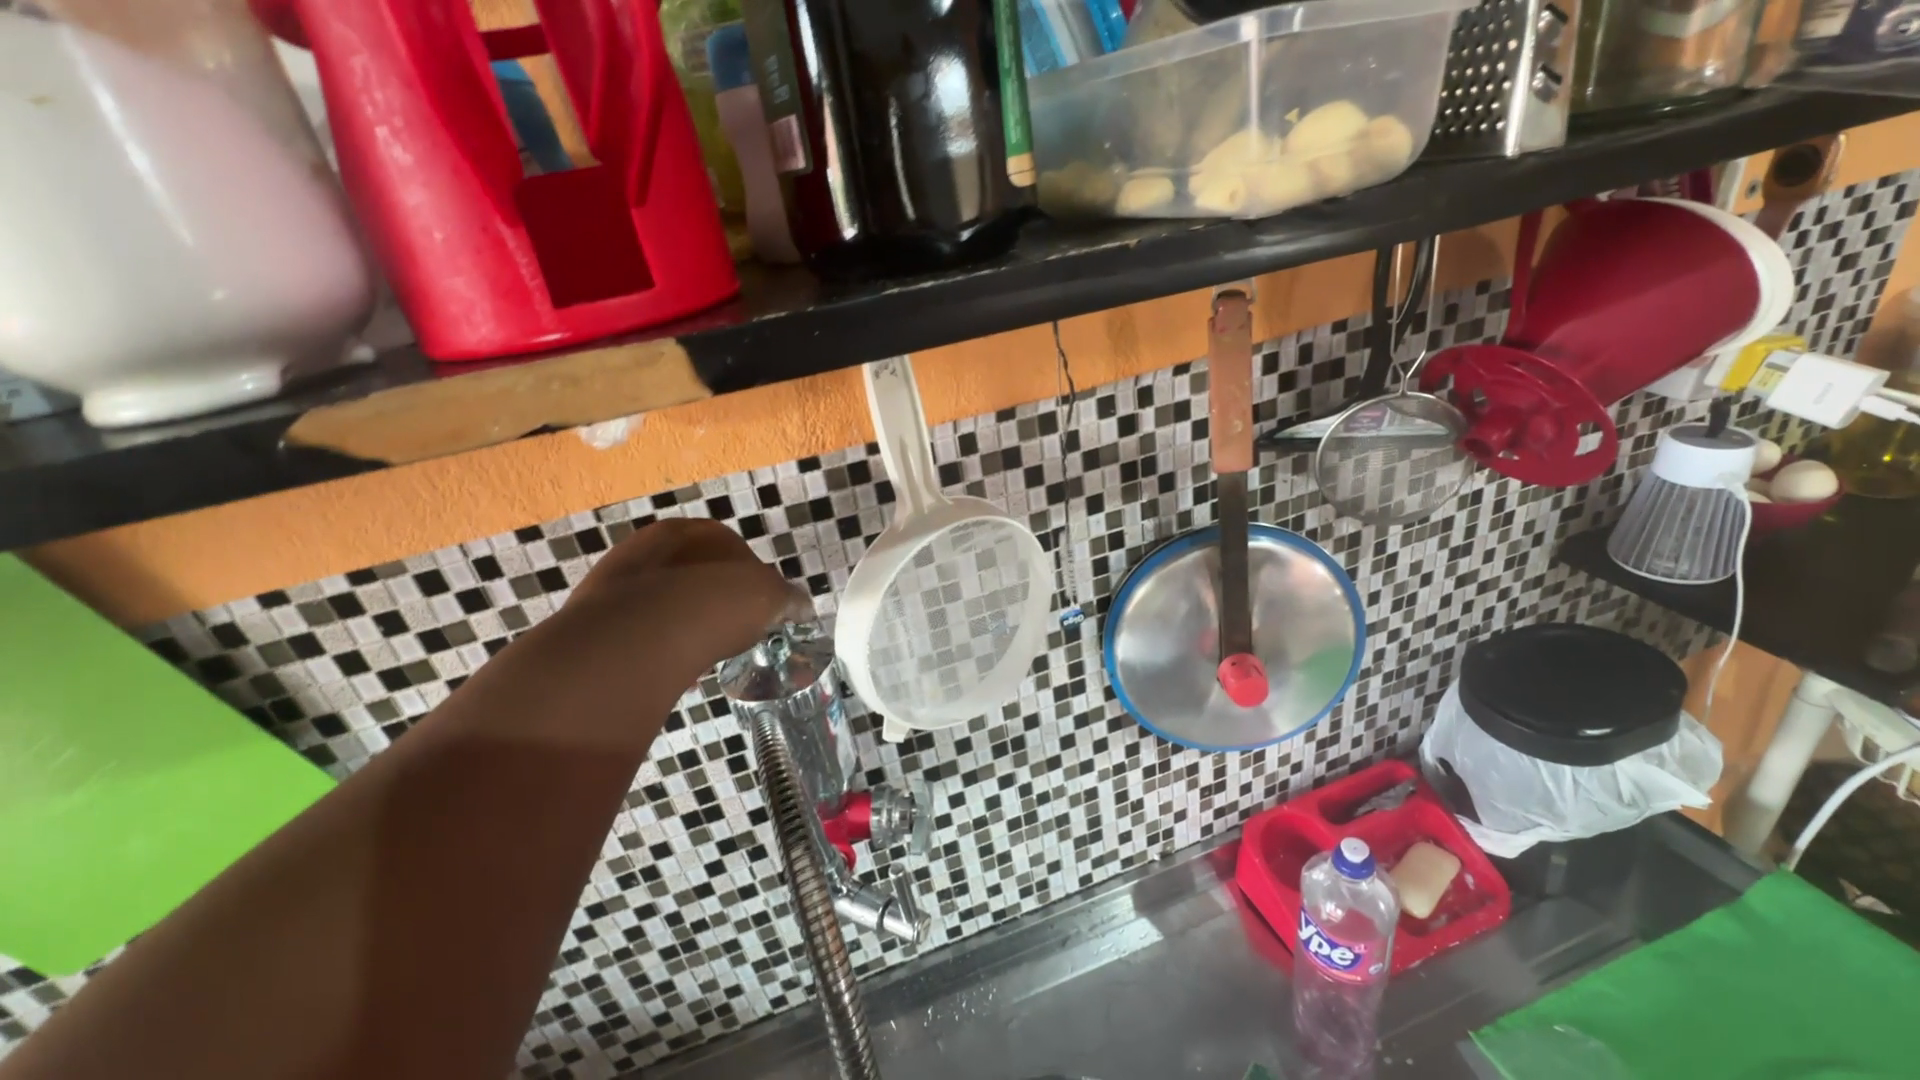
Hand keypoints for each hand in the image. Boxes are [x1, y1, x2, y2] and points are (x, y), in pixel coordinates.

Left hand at [561, 518, 801, 675]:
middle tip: (728, 631)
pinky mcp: (594, 620)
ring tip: (700, 656)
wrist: (641, 638)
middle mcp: (649, 547)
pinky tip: (671, 672)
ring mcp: (615, 581)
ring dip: (680, 627)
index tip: (756, 608)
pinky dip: (655, 650)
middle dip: (708, 601)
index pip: (727, 548)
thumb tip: (801, 605)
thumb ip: (786, 598)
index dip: (746, 578)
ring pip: (659, 604)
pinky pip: (637, 634)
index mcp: (692, 531)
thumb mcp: (768, 597)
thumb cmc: (714, 605)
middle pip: (689, 574)